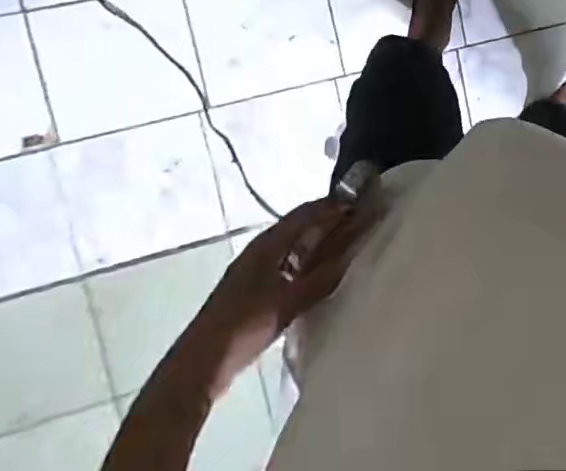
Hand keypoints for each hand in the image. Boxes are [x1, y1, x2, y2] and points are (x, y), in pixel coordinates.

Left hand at [177, 197, 381, 397]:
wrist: (201, 365)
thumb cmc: (242, 327)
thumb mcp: (286, 303)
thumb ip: (320, 280)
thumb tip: (352, 255)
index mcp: (267, 244)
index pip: (305, 213)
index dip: (333, 205)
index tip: (361, 201)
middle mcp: (264, 252)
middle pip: (302, 229)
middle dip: (332, 223)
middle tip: (364, 220)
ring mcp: (259, 272)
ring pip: (298, 250)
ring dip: (323, 245)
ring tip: (354, 244)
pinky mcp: (259, 294)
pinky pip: (293, 269)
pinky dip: (312, 267)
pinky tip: (328, 276)